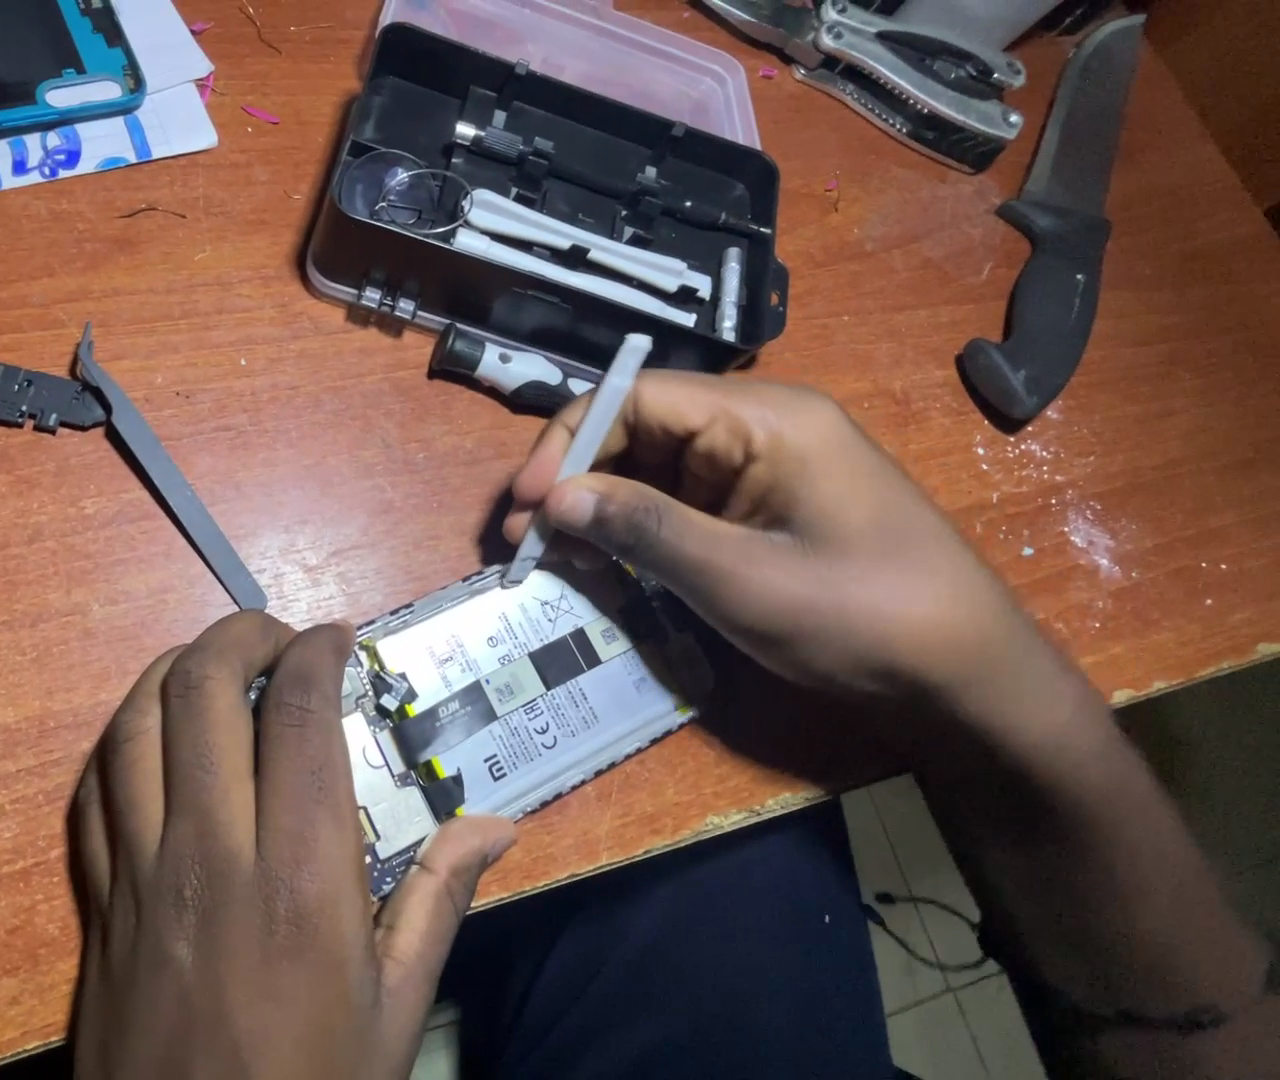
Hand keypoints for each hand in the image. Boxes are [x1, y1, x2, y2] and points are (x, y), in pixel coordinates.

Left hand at [68, 612, 516, 1079]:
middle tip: (279, 637)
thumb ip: (440, 900)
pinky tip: (156, 725)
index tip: (337, 638)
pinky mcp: (98, 896)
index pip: (300, 718)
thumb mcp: (396, 1012)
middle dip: (243, 635)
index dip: (317, 653)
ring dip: (177, 667)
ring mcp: (140, 872)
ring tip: (218, 661)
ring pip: (137, 723)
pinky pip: (95, 785)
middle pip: (204, 692)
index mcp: (301, 879)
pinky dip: (125, 731)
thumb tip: (500, 824)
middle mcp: (212, 853)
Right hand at [504, 372, 1047, 704]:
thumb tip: (552, 498)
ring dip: (593, 508)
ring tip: (547, 554)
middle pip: (634, 430)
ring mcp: (752, 470)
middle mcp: (752, 428)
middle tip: (523, 538)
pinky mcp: (750, 509)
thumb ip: (642, 528)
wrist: (963, 679)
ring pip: (645, 470)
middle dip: (572, 479)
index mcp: (761, 418)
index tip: (527, 502)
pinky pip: (671, 504)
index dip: (568, 442)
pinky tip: (595, 561)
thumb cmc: (860, 617)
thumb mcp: (738, 576)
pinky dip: (627, 530)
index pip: (636, 397)